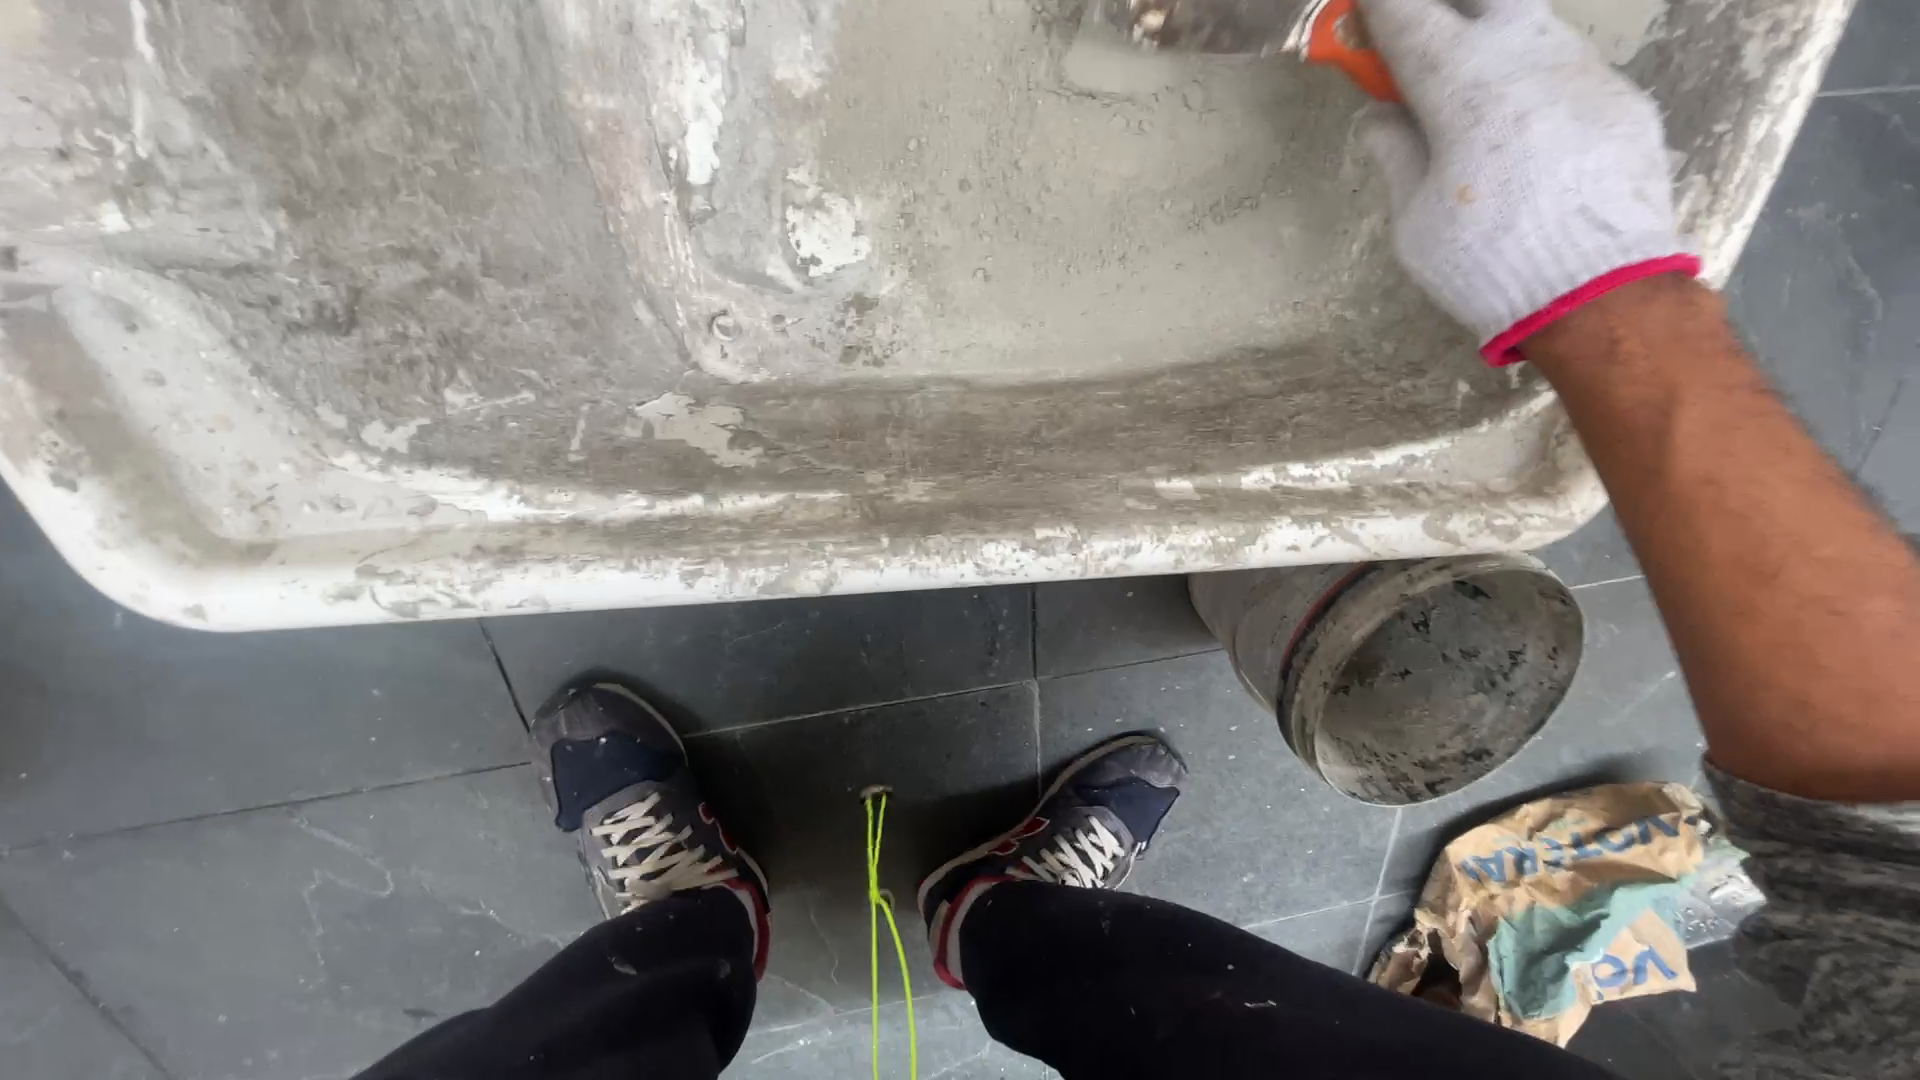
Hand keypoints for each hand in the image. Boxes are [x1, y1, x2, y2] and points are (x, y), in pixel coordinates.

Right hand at [1355, 0, 1698, 364]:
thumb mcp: (1415, 220)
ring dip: (1489, 38)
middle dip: (1443, 6)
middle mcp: (1532, 58)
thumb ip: (1399, 155)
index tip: (1359, 5)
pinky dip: (1528, 76)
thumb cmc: (1484, 260)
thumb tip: (1383, 116)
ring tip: (1464, 82)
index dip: (1381, 9)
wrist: (1596, 290)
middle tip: (1418, 32)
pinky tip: (1518, 121)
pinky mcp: (1619, 98)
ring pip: (1531, 26)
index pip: (1414, 22)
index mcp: (1468, 88)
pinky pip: (1563, 67)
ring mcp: (1585, 72)